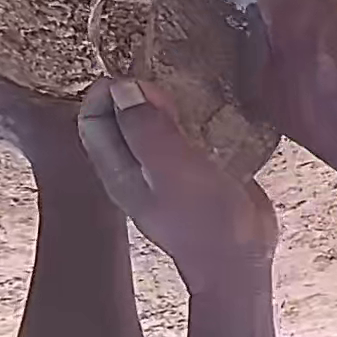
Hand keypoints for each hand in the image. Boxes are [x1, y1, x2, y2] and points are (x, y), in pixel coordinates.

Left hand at [77, 78, 276, 286]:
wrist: (242, 258)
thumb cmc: (206, 221)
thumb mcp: (172, 171)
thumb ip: (146, 129)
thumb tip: (124, 86)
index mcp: (120, 171)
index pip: (94, 120)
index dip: (109, 94)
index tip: (142, 78)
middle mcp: (140, 169)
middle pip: (124, 119)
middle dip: (140, 94)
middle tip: (170, 81)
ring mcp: (170, 171)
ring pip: (157, 125)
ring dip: (170, 105)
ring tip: (191, 90)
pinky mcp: (201, 171)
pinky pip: (189, 136)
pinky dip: (195, 120)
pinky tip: (214, 113)